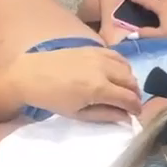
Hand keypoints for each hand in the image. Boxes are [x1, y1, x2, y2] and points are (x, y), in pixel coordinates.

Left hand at [7, 46, 142, 123]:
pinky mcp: (91, 48)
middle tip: (130, 103)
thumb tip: (126, 118)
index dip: (136, 108)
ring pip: (126, 67)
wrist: (30, 76)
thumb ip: (105, 115)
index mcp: (98, 88)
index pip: (129, 98)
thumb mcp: (78, 114)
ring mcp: (98, 56)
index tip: (136, 114)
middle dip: (135, 94)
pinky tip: (117, 72)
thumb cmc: (52, 99)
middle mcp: (102, 69)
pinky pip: (116, 55)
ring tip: (123, 89)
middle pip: (131, 81)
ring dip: (129, 79)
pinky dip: (122, 65)